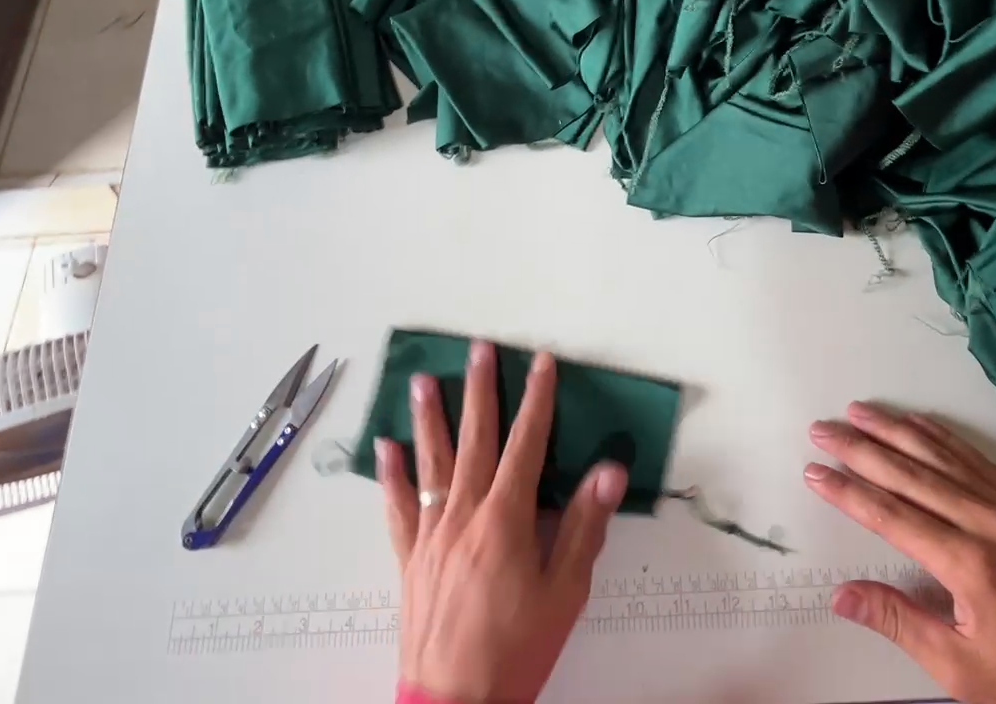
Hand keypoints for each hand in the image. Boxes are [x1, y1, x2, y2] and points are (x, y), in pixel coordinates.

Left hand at [380, 341, 628, 703]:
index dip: (537, 399)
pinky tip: (385, 447)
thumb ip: (584, 525)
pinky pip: (397, 507)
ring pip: (430, 463)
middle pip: (474, 439)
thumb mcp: (565, 590)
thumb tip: (609, 470)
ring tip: (424, 379)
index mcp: (505, 518)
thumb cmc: (517, 646)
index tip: (541, 362)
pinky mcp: (409, 558)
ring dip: (429, 418)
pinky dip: (392, 476)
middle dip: (481, 390)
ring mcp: (430, 534)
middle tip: (477, 349)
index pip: (526, 443)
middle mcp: (463, 514)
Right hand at [805, 402, 995, 703]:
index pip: (892, 516)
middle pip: (912, 475)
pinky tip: (919, 422)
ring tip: (859, 411)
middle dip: (862, 449)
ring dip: (897, 431)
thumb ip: (899, 623)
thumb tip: (841, 594)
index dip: (848, 492)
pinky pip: (979, 461)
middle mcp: (991, 524)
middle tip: (822, 428)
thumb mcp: (962, 671)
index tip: (813, 470)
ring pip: (944, 457)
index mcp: (971, 566)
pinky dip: (944, 438)